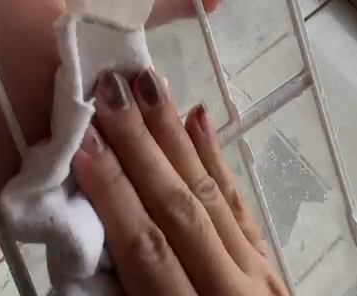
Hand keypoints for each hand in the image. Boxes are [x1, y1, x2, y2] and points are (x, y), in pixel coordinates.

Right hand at [71, 69, 287, 294]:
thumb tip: (86, 230)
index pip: (145, 244)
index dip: (113, 190)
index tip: (85, 136)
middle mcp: (228, 291)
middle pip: (177, 205)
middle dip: (140, 142)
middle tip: (111, 85)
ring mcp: (258, 276)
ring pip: (210, 193)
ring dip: (174, 134)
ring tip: (148, 82)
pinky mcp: (271, 265)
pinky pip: (240, 204)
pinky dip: (215, 159)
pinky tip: (198, 116)